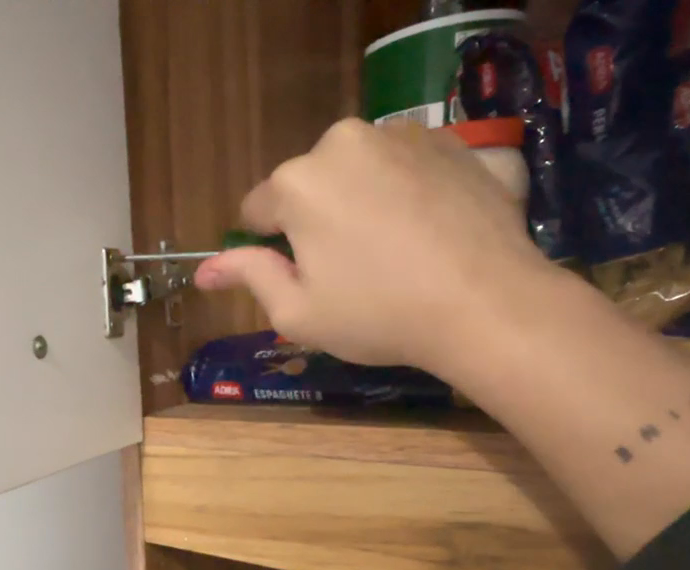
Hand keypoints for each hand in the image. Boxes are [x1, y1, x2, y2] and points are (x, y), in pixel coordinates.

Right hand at [193, 118, 552, 374]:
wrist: (485, 301)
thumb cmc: (377, 314)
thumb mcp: (297, 312)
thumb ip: (248, 277)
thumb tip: (204, 271)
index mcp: (297, 182)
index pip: (256, 211)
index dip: (268, 248)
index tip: (297, 277)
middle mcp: (344, 141)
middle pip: (309, 185)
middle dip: (315, 219)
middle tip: (347, 271)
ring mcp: (403, 135)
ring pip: (358, 171)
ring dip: (360, 202)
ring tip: (392, 253)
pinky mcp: (452, 142)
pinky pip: (406, 167)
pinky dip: (405, 193)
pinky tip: (426, 234)